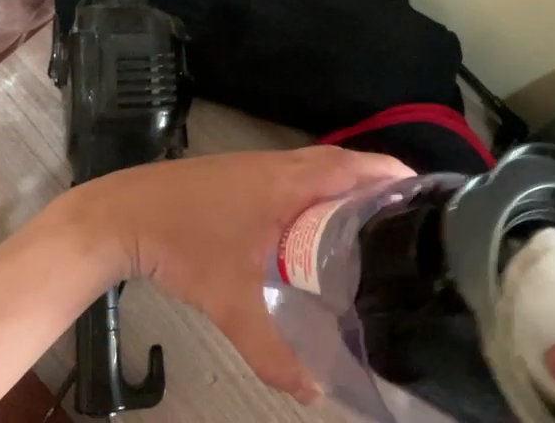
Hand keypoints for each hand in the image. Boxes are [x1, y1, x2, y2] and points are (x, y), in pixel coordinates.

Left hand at [42, 147, 412, 403]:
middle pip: (343, 164)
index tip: (431, 206)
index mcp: (288, 181)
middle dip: (381, 188)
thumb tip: (315, 391)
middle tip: (414, 228)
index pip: (358, 166)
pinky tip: (319, 232)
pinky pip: (295, 178)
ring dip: (348, 190)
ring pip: (317, 169)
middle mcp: (278, 165)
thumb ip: (272, 350)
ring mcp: (255, 167)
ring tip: (380, 233)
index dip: (397, 178)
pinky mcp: (238, 176)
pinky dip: (319, 195)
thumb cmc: (182, 243)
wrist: (123, 213)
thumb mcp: (229, 301)